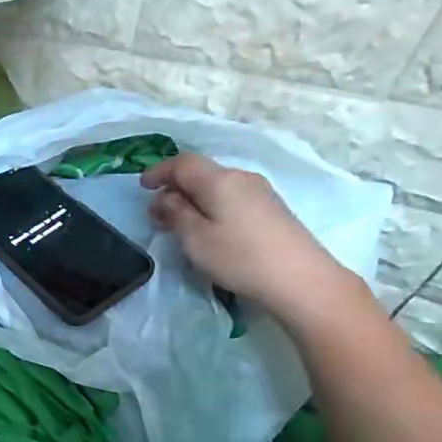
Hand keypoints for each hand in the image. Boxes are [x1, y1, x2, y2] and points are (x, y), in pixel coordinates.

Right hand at [142, 153, 354, 319]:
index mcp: (220, 180)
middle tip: (156, 211)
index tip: (142, 186)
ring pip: (217, 186)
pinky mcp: (270, 208)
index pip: (183, 163)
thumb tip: (164, 197)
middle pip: (202, 172)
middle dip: (175, 187)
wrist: (299, 278)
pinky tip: (208, 226)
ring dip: (194, 198)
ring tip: (179, 222)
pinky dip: (212, 205)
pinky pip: (231, 197)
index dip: (160, 171)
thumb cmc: (239, 257)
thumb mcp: (196, 238)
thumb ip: (176, 213)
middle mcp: (241, 177)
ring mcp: (259, 191)